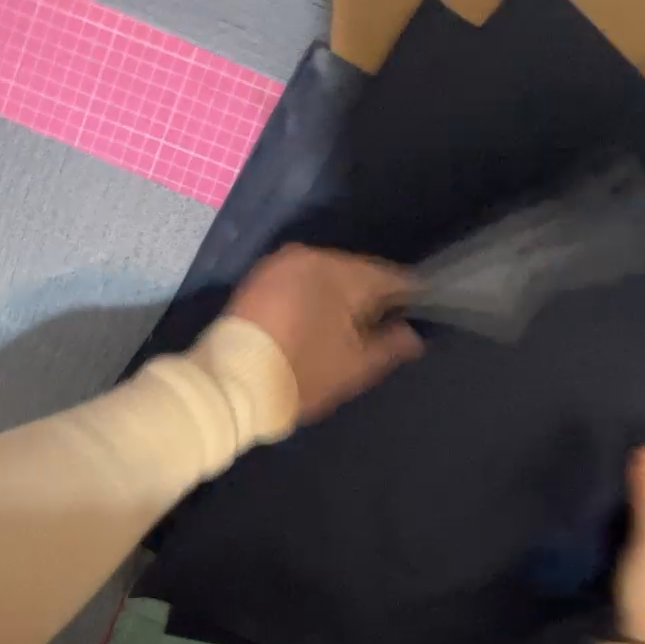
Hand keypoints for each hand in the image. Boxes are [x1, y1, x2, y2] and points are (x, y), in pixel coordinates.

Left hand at [227, 245, 423, 422]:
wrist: (227, 386)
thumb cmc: (298, 375)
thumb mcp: (353, 368)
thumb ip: (389, 346)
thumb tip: (412, 334)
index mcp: (338, 271)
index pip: (389, 277)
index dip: (407, 298)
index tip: (417, 315)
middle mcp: (307, 256)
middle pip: (354, 274)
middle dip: (368, 300)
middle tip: (380, 330)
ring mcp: (276, 267)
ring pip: (323, 278)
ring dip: (337, 300)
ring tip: (347, 333)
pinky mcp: (255, 283)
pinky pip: (297, 285)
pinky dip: (310, 300)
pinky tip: (315, 326)